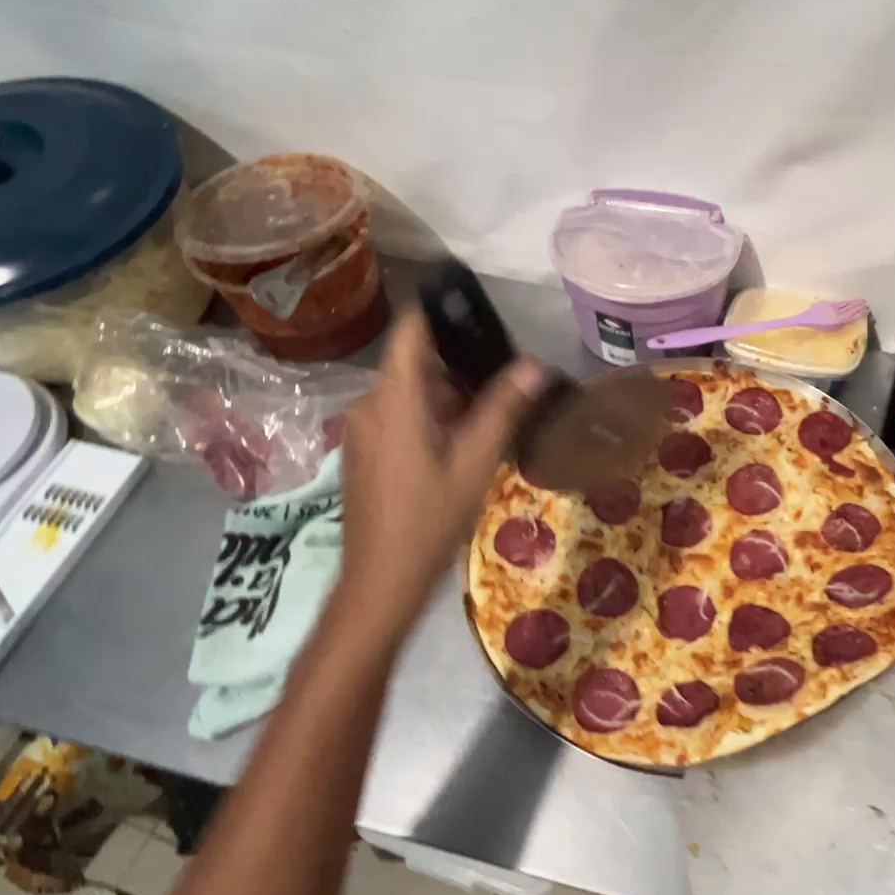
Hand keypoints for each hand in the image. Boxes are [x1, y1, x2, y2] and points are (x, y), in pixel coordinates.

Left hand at [334, 310, 545, 634]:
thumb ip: (501, 411)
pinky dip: (427, 420)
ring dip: (446, 399)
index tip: (482, 315)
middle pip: (414, 365)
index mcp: (393, 399)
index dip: (443, 314)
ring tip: (490, 418)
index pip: (412, 331)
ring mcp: (360, 431)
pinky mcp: (361, 454)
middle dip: (457, 368)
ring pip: (407, 395)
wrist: (380, 580)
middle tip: (504, 383)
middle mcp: (368, 405)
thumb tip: (534, 366)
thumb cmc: (429, 521)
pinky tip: (459, 448)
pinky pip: (396, 419)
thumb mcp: (473, 466)